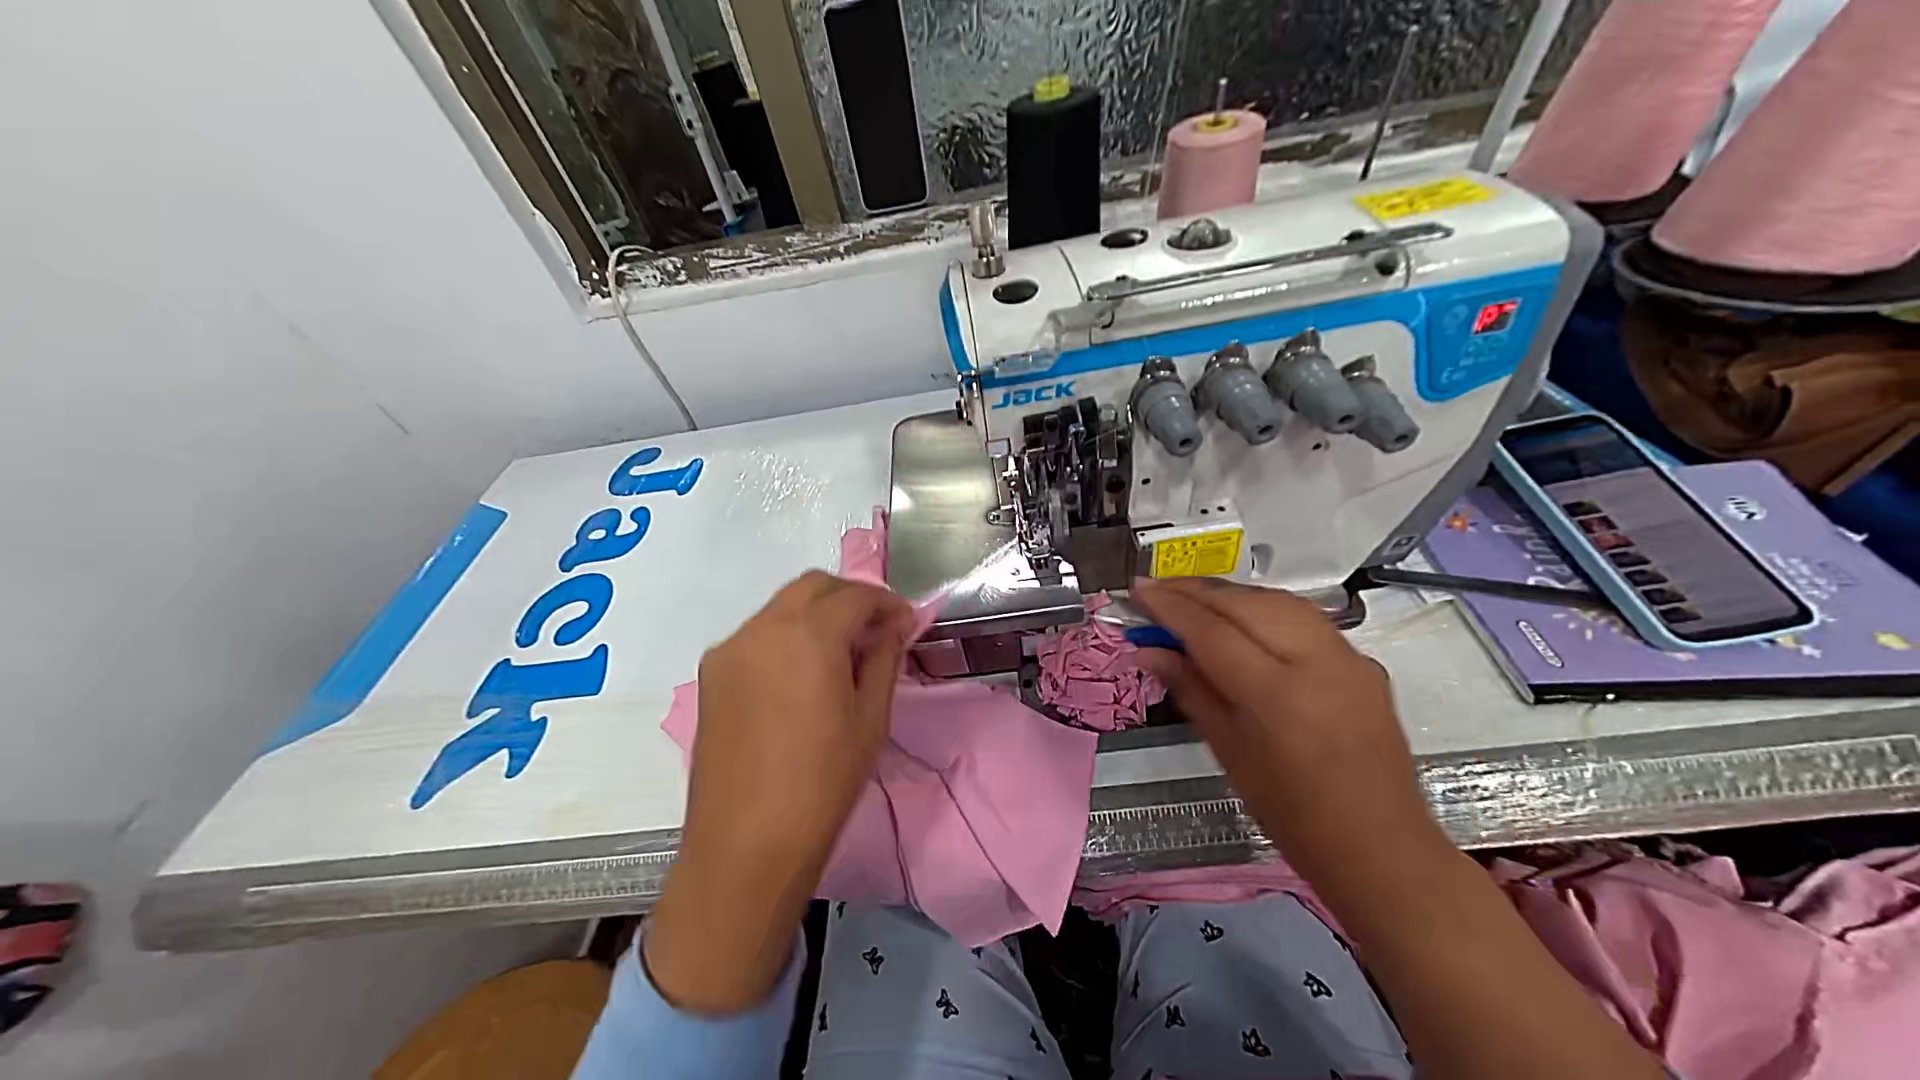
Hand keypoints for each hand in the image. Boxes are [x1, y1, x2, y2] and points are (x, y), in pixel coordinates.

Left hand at [645, 571, 913, 1011]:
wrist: (746, 844)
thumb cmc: (823, 783)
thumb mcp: (870, 719)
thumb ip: (883, 658)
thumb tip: (891, 627)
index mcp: (808, 635)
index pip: (855, 595)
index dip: (887, 603)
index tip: (905, 623)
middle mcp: (762, 628)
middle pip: (812, 586)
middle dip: (849, 597)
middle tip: (876, 628)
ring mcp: (730, 649)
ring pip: (781, 606)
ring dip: (817, 613)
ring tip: (841, 651)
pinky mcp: (711, 674)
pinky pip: (757, 634)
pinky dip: (787, 635)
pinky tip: (802, 672)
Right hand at [1131, 577, 1437, 875]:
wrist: (1380, 845)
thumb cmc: (1291, 813)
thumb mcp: (1228, 750)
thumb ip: (1190, 688)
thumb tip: (1148, 650)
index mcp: (1277, 696)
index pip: (1212, 632)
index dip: (1170, 607)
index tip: (1138, 592)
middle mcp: (1317, 663)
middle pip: (1245, 604)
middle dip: (1195, 591)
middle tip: (1155, 590)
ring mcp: (1347, 658)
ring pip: (1277, 600)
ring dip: (1229, 593)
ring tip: (1190, 597)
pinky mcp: (1363, 661)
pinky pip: (1304, 616)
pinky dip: (1263, 606)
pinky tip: (1241, 615)